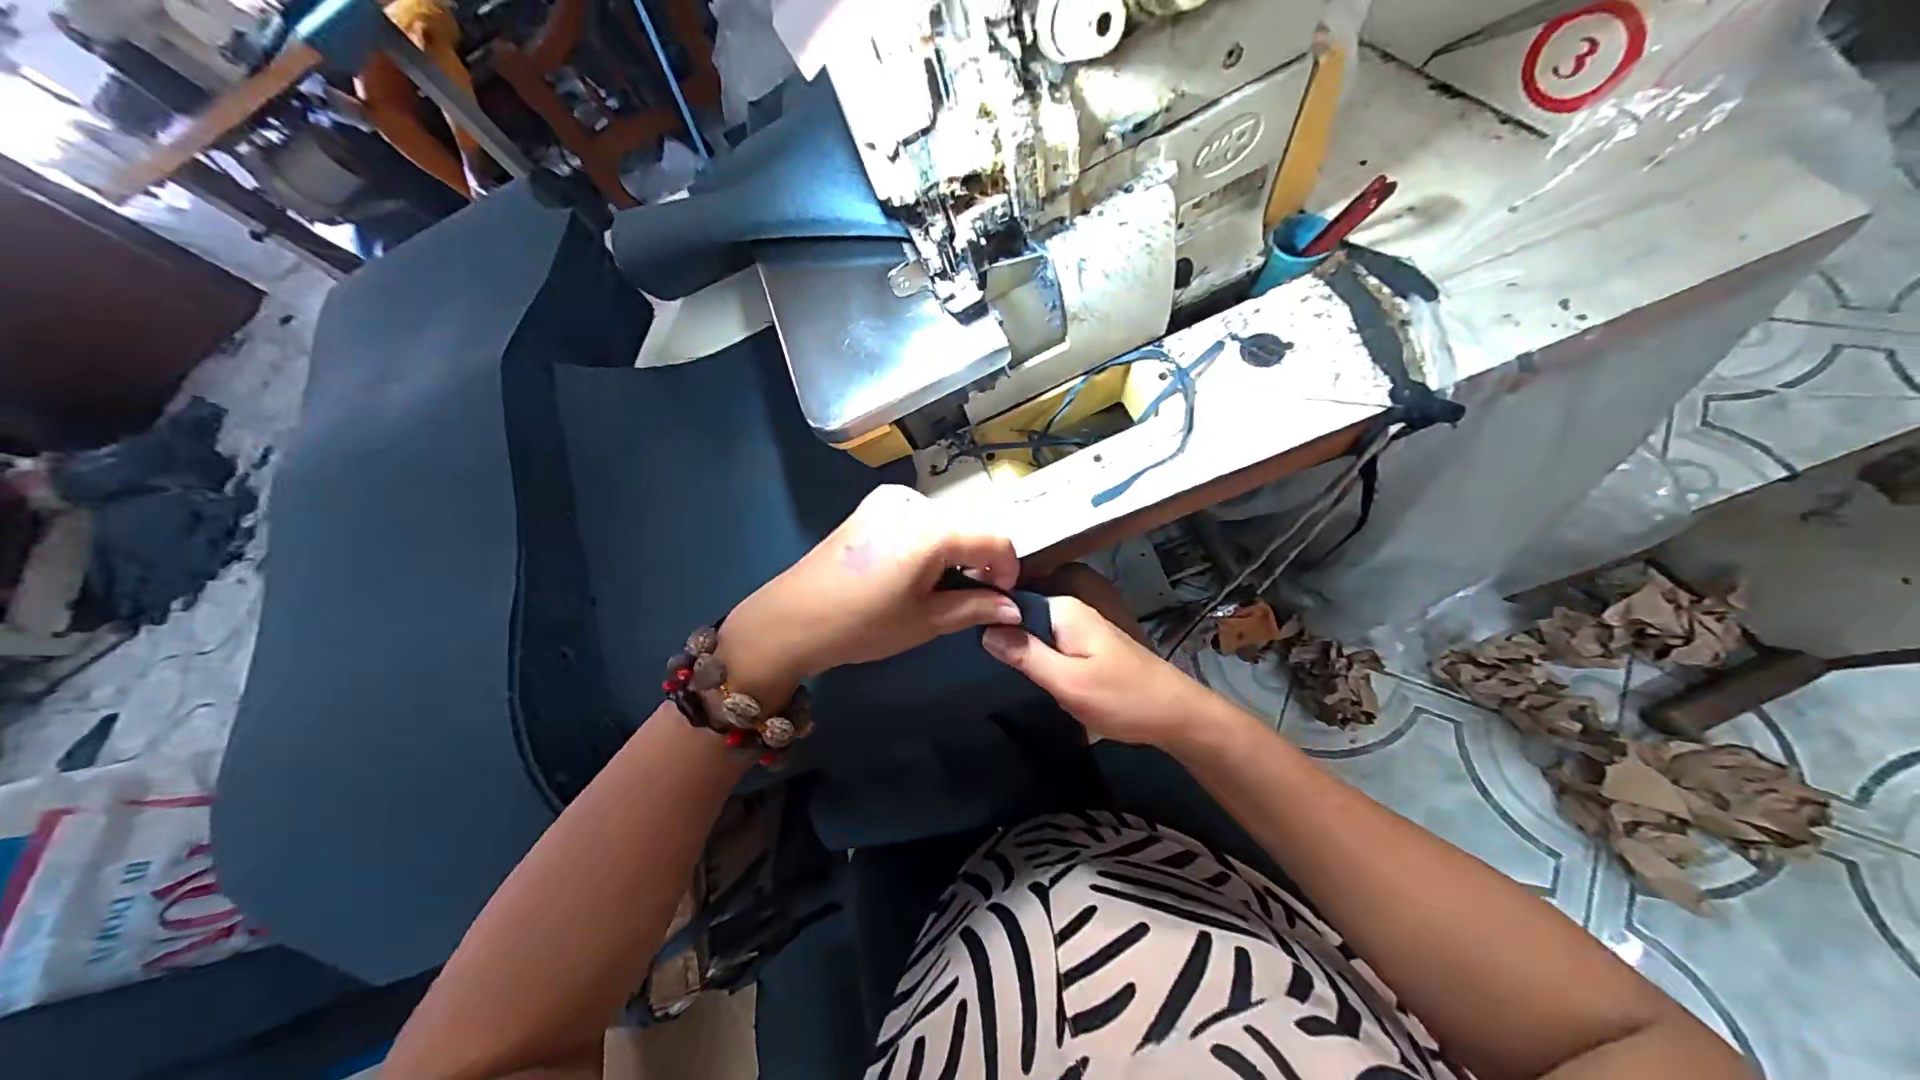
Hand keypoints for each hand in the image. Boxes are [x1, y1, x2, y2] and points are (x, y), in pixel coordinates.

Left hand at [721, 486, 1023, 700]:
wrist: (792, 619)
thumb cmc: (862, 624)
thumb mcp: (925, 622)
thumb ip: (975, 607)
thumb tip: (1013, 609)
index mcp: (931, 530)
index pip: (994, 539)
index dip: (1008, 569)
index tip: (1003, 597)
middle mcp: (913, 503)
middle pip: (970, 527)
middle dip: (981, 561)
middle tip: (973, 597)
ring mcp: (889, 500)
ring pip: (946, 522)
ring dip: (956, 551)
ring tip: (939, 588)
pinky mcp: (872, 506)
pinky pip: (919, 519)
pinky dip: (930, 542)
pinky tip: (914, 571)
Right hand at [982, 596, 1235, 752]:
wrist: (1175, 714)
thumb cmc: (1121, 698)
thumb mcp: (1066, 681)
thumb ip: (1025, 654)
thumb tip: (986, 630)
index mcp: (1063, 608)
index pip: (1010, 598)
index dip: (988, 613)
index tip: (964, 631)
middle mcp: (1071, 608)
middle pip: (1021, 611)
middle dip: (1002, 629)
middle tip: (978, 654)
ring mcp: (1082, 625)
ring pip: (1035, 627)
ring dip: (1020, 645)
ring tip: (995, 664)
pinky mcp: (1088, 643)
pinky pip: (1049, 639)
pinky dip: (1037, 653)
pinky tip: (1029, 671)